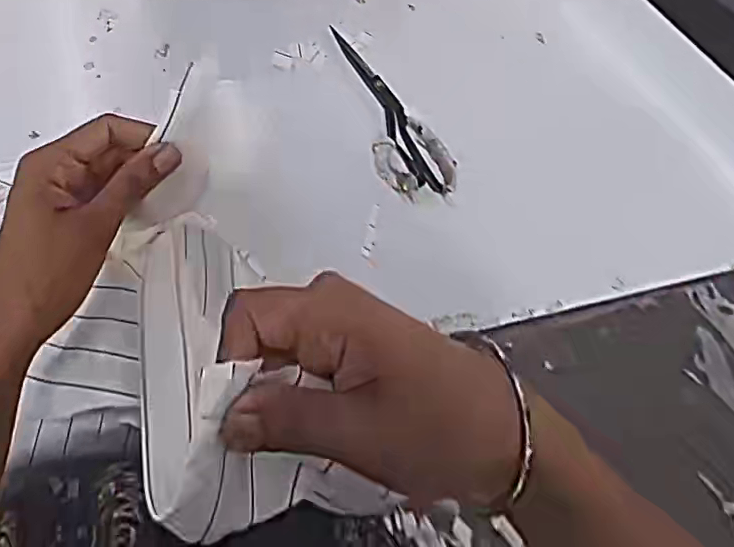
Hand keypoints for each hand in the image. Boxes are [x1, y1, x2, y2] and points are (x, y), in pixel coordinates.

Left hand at [0, 115, 180, 365]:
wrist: (10, 328)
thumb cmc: (42, 279)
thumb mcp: (96, 224)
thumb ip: (133, 182)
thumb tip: (164, 152)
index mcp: (48, 162)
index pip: (104, 129)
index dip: (142, 135)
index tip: (175, 150)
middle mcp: (48, 170)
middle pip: (103, 148)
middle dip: (140, 157)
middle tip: (179, 172)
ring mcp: (52, 192)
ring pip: (102, 171)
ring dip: (132, 179)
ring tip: (168, 190)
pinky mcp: (59, 213)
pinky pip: (94, 192)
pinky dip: (119, 197)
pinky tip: (144, 207)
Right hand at [219, 273, 524, 509]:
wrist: (504, 432)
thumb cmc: (444, 424)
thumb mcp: (357, 432)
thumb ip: (285, 419)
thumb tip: (231, 417)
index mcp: (328, 308)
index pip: (246, 316)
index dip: (229, 364)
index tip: (232, 415)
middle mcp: (327, 300)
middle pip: (256, 326)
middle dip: (245, 379)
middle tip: (252, 433)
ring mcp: (337, 316)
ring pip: (274, 342)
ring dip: (267, 386)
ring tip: (285, 432)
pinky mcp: (345, 336)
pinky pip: (296, 351)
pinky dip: (288, 385)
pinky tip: (304, 420)